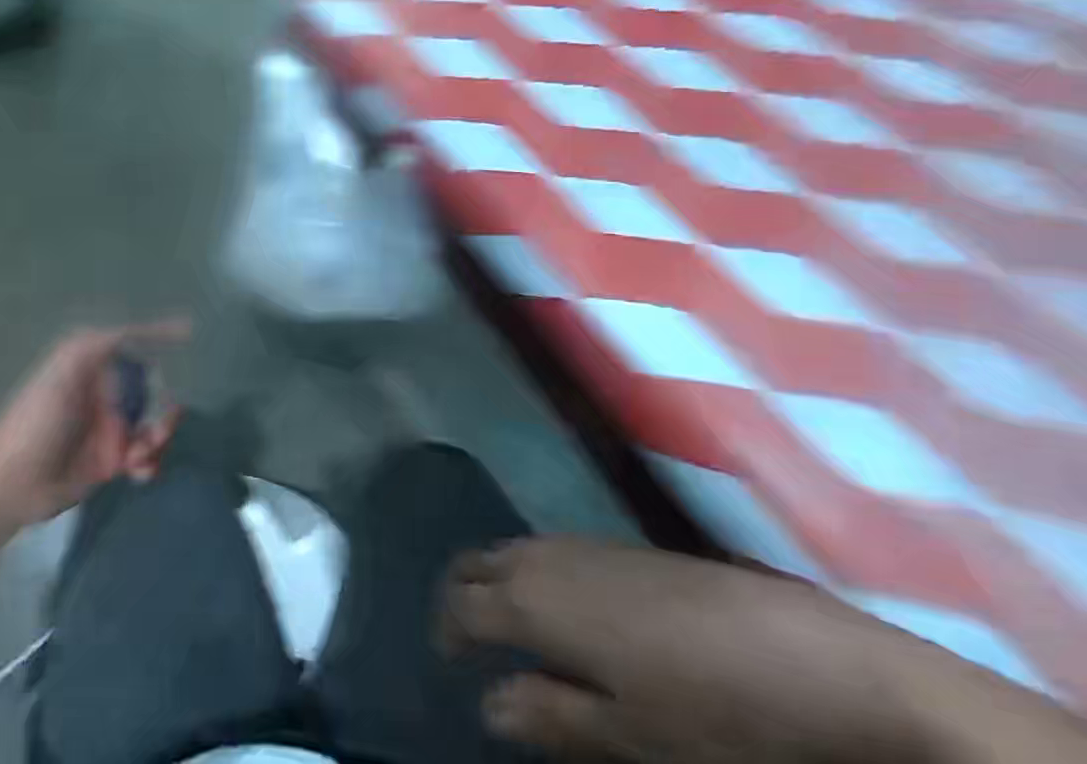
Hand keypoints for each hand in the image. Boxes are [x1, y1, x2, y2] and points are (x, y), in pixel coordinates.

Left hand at [0, 320, 190, 526]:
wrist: (12, 482)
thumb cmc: (37, 420)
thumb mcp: (65, 370)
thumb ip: (100, 346)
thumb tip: (138, 329)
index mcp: (91, 368)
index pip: (132, 347)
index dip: (158, 339)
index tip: (189, 334)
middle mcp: (103, 394)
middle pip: (151, 390)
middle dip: (163, 405)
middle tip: (161, 425)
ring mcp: (108, 429)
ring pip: (152, 424)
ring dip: (158, 436)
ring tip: (142, 454)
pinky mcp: (109, 462)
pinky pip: (144, 456)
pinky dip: (149, 461)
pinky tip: (140, 471)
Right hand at [441, 538, 1049, 763]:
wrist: (832, 666)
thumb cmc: (717, 712)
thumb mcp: (630, 734)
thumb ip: (548, 714)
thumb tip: (488, 705)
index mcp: (533, 604)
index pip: (461, 607)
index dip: (447, 633)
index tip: (451, 662)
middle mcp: (546, 561)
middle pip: (477, 563)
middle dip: (460, 593)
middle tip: (467, 633)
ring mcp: (587, 546)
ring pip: (513, 549)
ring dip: (498, 578)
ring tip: (514, 619)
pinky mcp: (628, 545)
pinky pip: (553, 549)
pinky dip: (537, 571)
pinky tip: (572, 605)